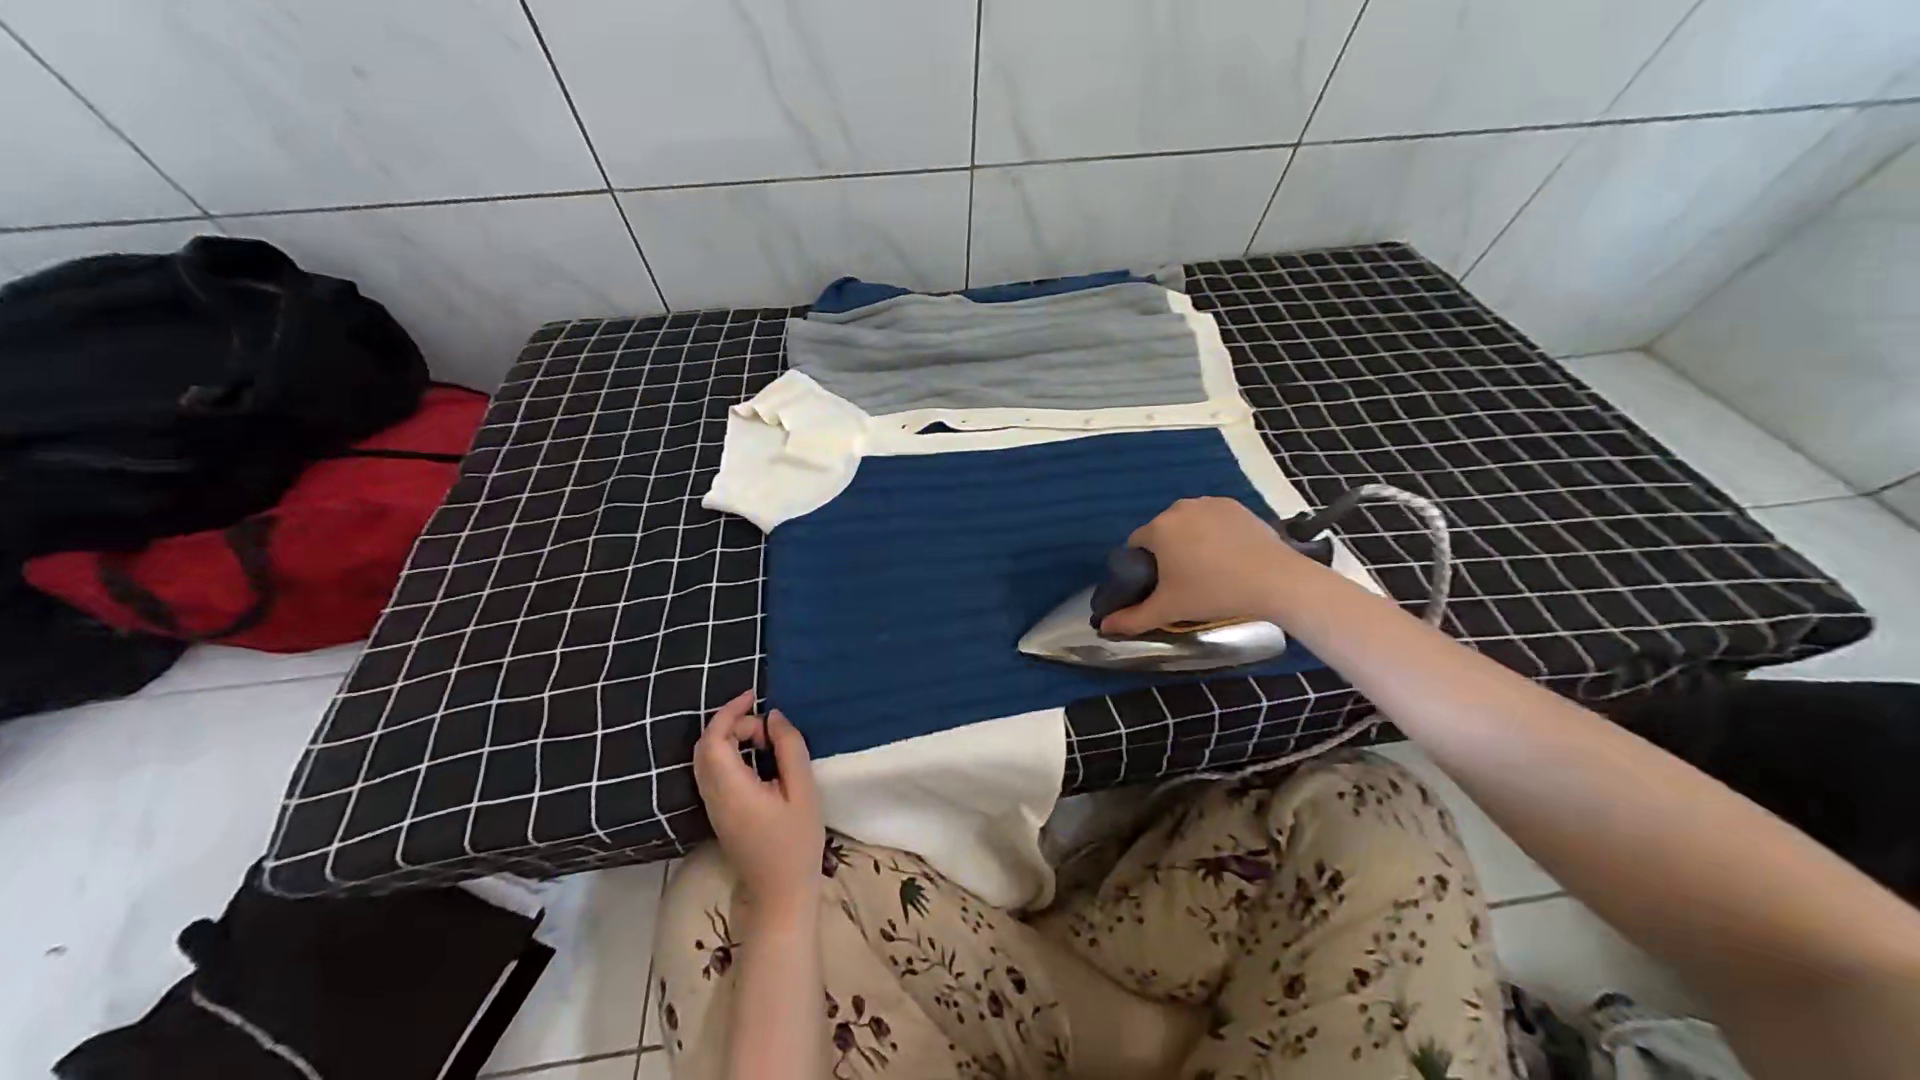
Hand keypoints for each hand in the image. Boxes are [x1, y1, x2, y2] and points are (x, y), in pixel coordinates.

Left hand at [693, 690, 824, 910]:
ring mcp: (712, 806)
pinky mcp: (717, 813)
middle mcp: (713, 795)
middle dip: (731, 723)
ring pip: (705, 759)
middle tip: (767, 726)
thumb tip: (774, 716)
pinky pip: (712, 771)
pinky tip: (755, 756)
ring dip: (729, 737)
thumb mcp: (803, 791)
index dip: (729, 712)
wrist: (781, 892)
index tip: (754, 696)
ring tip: (764, 738)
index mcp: (732, 789)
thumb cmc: (797, 842)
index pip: (714, 739)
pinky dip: (728, 753)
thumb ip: (789, 748)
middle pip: (705, 746)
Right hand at [1099, 496, 1312, 635]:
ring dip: (1189, 540)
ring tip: (1208, 568)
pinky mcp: (1234, 505)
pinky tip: (1227, 554)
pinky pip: (1211, 519)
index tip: (1159, 585)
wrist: (1274, 579)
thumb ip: (1133, 618)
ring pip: (1187, 524)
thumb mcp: (1169, 609)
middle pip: (1161, 531)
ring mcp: (1209, 503)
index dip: (1142, 566)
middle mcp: (1179, 508)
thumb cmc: (1214, 592)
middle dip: (1167, 552)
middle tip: (1185, 580)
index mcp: (1158, 528)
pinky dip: (1213, 533)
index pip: (1135, 544)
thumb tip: (1103, 627)